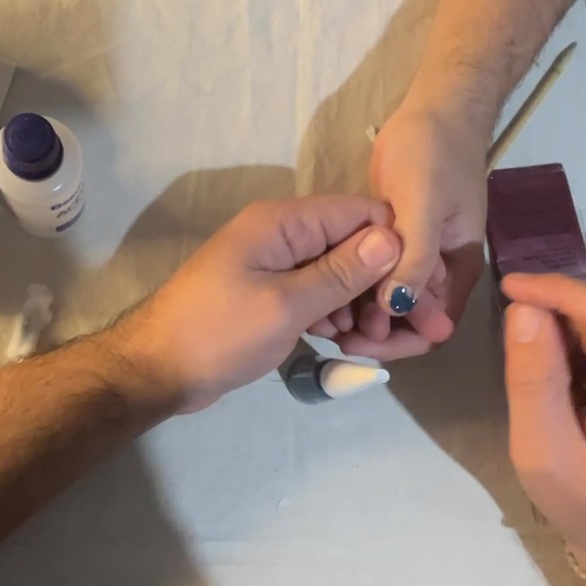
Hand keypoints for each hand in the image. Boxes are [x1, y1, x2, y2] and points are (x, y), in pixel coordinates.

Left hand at [110, 196, 401, 412]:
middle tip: (417, 330)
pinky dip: (334, 316)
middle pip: (352, 247)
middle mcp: (283, 235)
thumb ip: (340, 272)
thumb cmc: (219, 333)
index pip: (360, 214)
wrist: (158, 370)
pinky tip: (345, 344)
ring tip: (376, 343)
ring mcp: (275, 266)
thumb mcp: (286, 305)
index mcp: (284, 222)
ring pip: (337, 275)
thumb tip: (392, 238)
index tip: (426, 288)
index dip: (397, 248)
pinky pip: (316, 296)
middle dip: (384, 285)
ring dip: (360, 306)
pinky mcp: (271, 295)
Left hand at [339, 107, 487, 359]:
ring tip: (323, 321)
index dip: (402, 337)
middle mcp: (429, 268)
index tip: (365, 343)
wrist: (436, 110)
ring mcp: (405, 255)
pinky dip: (346, 288)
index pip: (432, 320)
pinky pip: (363, 276)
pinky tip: (319, 293)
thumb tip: (396, 306)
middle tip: (336, 337)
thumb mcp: (423, 206)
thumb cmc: (435, 154)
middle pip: (403, 316)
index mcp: (452, 268)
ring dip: (356, 312)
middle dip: (374, 329)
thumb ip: (413, 256)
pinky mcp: (383, 241)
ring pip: (379, 298)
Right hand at [500, 273, 585, 579]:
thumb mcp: (539, 452)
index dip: (564, 293)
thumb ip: (534, 380)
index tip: (510, 284)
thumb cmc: (581, 502)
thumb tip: (525, 309)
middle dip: (562, 313)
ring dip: (575, 328)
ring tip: (544, 365)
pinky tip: (573, 372)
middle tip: (514, 332)